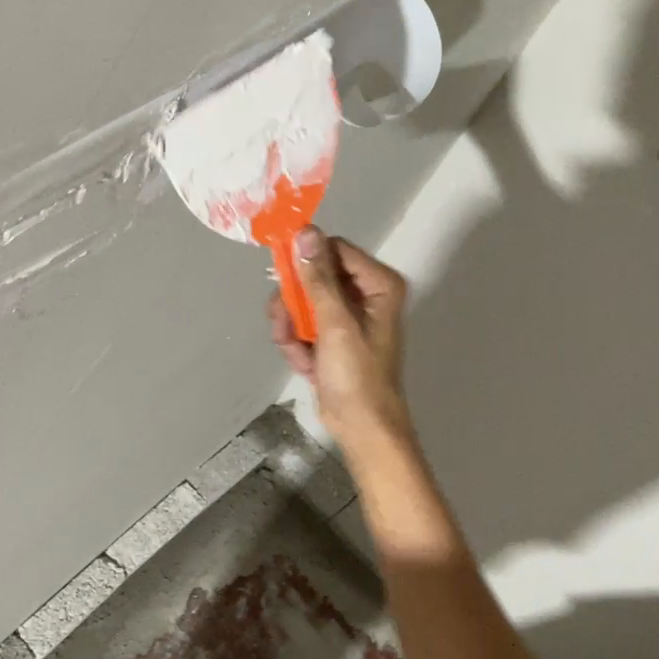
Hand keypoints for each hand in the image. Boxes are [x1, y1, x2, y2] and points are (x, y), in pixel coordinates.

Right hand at [269, 227, 412, 455]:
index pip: (334, 250)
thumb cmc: (356, 375)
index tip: (280, 274)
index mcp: (378, 285)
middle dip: (294, 303)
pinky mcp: (332, 340)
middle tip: (282, 321)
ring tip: (294, 350)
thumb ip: (318, 278)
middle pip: (314, 277)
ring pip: (303, 304)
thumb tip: (305, 232)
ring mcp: (347, 319)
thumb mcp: (335, 324)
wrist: (362, 426)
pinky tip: (303, 364)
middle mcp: (366, 296)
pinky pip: (303, 328)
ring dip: (291, 328)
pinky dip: (297, 345)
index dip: (306, 259)